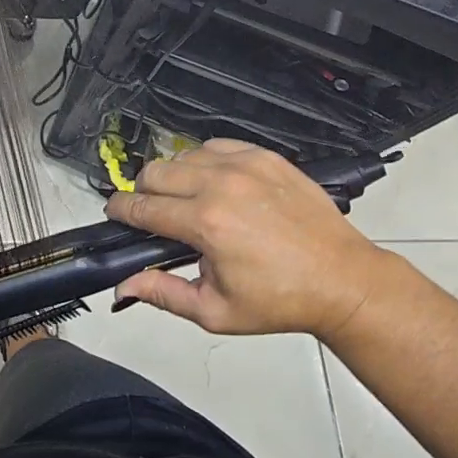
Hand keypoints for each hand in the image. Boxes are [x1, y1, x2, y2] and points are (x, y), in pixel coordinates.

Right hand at [106, 140, 400, 337]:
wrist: (343, 280)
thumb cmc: (279, 301)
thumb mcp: (215, 311)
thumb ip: (162, 294)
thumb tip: (122, 286)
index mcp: (205, 223)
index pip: (142, 206)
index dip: (120, 210)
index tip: (114, 214)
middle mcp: (220, 185)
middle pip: (155, 172)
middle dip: (143, 191)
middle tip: (152, 212)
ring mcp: (245, 165)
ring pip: (183, 155)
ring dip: (174, 175)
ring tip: (185, 198)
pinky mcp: (265, 157)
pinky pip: (216, 146)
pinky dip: (203, 160)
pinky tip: (212, 181)